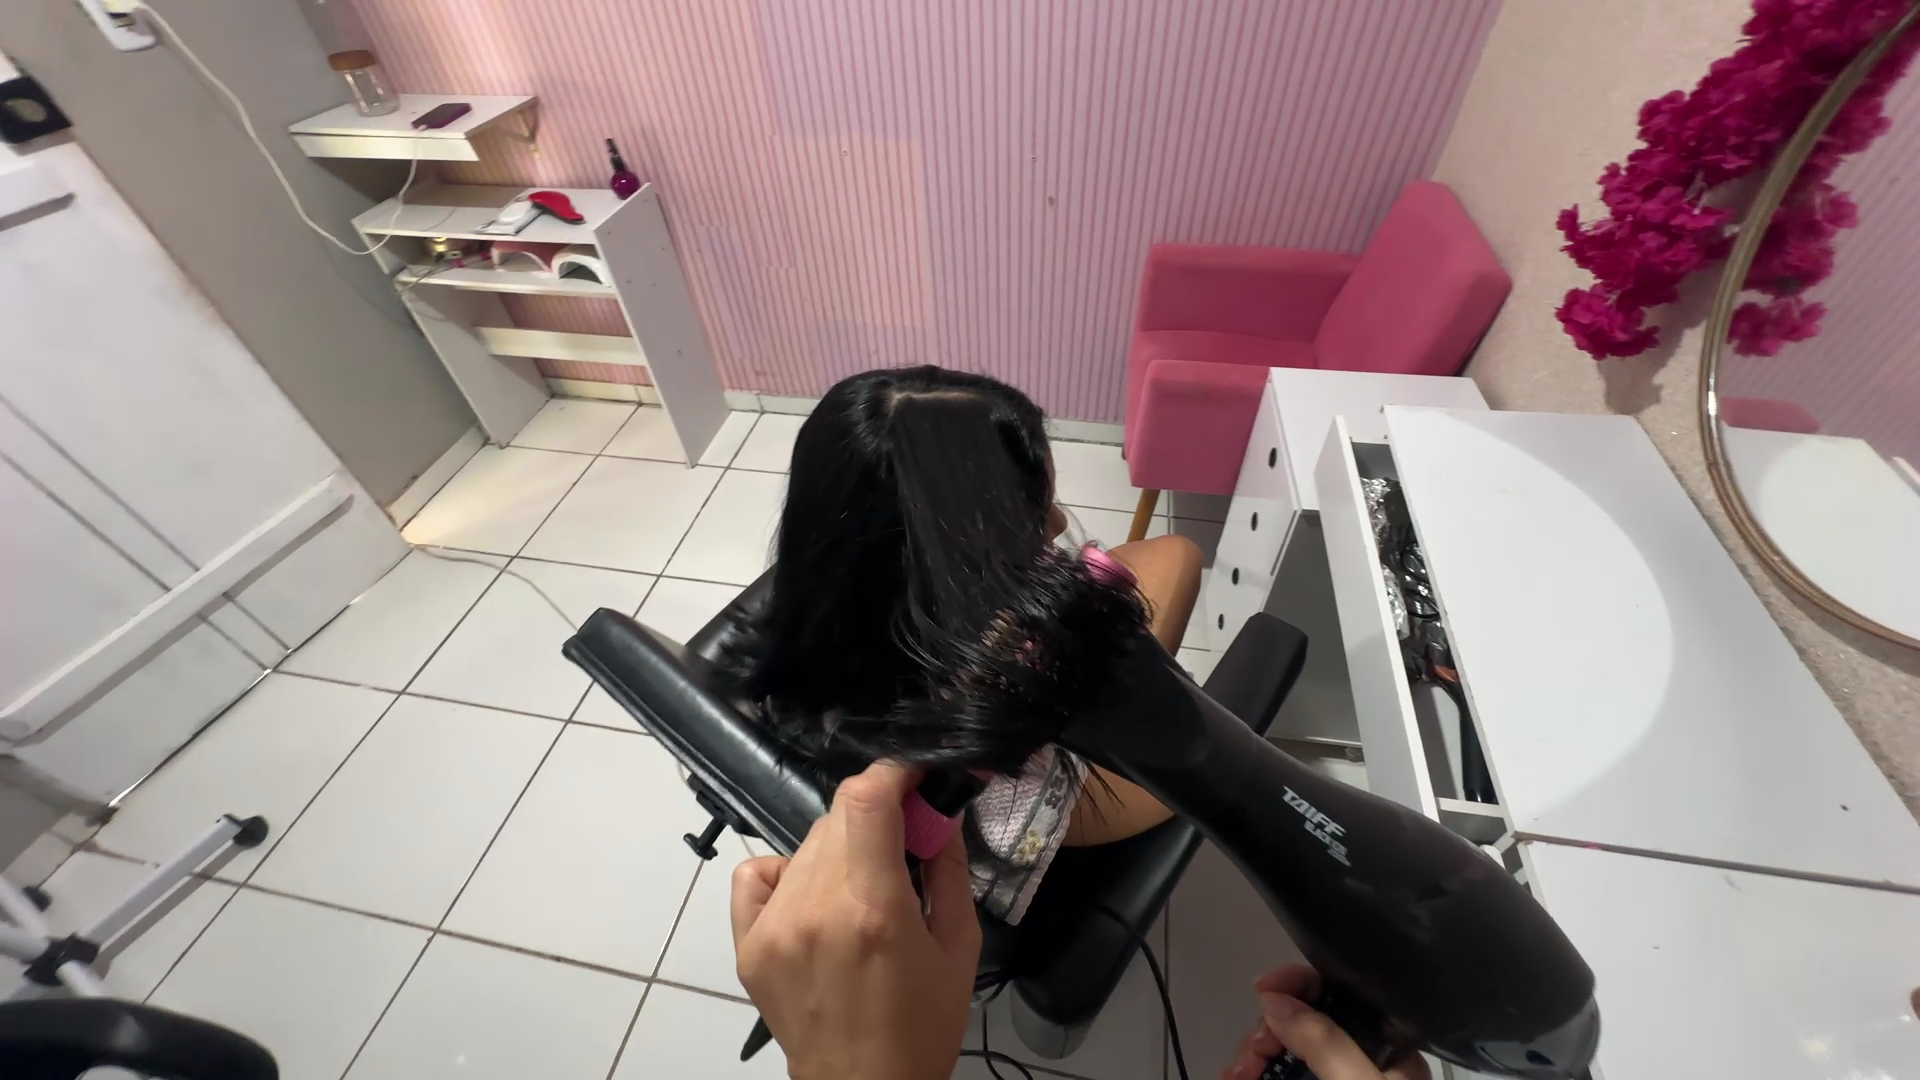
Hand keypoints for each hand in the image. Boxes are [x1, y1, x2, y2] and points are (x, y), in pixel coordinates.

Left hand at [731, 760, 980, 1079]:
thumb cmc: (923, 1022)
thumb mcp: (960, 944)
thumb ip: (949, 865)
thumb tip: (939, 807)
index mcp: (874, 907)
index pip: (866, 796)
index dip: (893, 771)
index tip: (914, 777)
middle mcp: (816, 905)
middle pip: (840, 813)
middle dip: (877, 812)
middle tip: (900, 845)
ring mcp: (774, 924)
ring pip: (809, 841)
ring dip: (842, 846)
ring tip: (861, 887)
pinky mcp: (748, 943)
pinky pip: (758, 871)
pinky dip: (789, 870)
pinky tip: (813, 897)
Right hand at [1223, 966, 1429, 1079]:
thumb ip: (1323, 1042)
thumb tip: (1272, 998)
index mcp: (1390, 1051)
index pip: (1338, 993)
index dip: (1295, 984)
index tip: (1261, 991)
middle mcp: (1367, 1062)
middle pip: (1303, 1022)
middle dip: (1265, 1032)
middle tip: (1245, 1059)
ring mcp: (1341, 1078)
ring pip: (1288, 1050)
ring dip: (1254, 1056)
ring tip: (1235, 1074)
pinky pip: (1284, 1073)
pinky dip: (1256, 1071)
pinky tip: (1239, 1076)